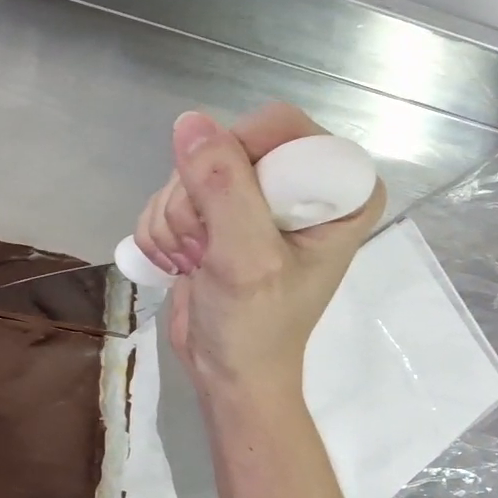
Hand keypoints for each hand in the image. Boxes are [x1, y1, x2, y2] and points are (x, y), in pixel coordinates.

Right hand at [135, 105, 383, 398]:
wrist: (228, 374)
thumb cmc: (256, 325)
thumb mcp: (244, 256)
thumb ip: (222, 186)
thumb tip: (187, 122)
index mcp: (338, 187)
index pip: (276, 128)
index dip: (235, 160)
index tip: (223, 214)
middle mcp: (297, 185)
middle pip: (221, 147)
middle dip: (195, 201)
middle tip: (206, 249)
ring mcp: (251, 200)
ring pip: (186, 172)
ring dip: (173, 222)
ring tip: (194, 262)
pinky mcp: (213, 218)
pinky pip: (167, 197)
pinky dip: (160, 232)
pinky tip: (178, 263)